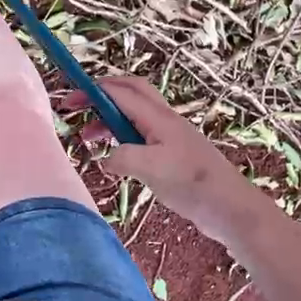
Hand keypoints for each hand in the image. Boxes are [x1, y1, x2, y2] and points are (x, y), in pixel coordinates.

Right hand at [66, 76, 265, 241]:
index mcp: (157, 117)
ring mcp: (169, 136)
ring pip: (132, 115)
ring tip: (87, 139)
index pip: (119, 92)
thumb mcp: (150, 169)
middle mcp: (163, 120)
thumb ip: (121, 157)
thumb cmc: (193, 184)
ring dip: (107, 120)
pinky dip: (120, 138)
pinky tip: (113, 158)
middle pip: (128, 92)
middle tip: (77, 108)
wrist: (232, 208)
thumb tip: (104, 159)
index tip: (68, 101)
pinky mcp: (172, 154)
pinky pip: (140, 135)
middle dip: (100, 95)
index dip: (91, 91)